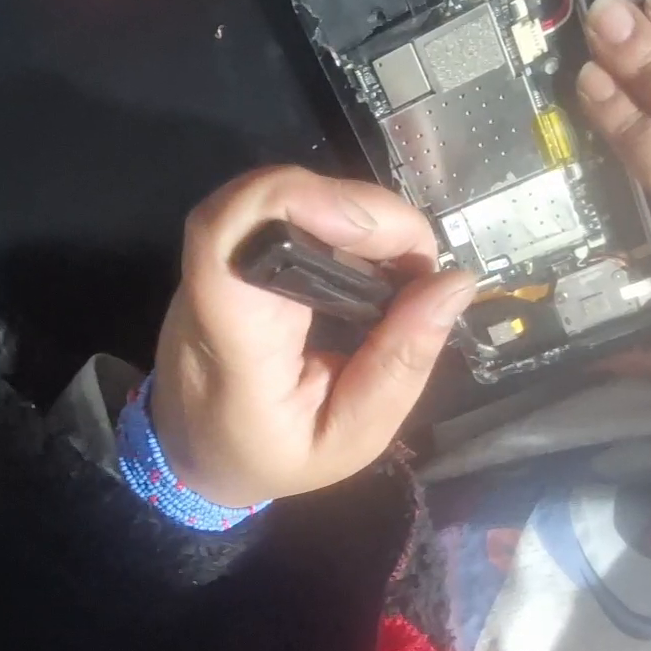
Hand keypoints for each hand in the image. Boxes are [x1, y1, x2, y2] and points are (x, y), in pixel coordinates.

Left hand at [152, 167, 476, 507]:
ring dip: (350, 212)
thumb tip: (454, 283)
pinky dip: (334, 219)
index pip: (226, 238)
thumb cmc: (273, 454)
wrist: (197, 453)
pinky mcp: (226, 257)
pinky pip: (276, 212)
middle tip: (415, 261)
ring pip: (271, 196)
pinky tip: (368, 257)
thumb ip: (398, 366)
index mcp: (233, 345)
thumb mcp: (352, 438)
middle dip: (357, 210)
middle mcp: (211, 290)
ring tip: (400, 262)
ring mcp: (210, 267)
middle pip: (261, 200)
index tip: (378, 237)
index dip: (297, 202)